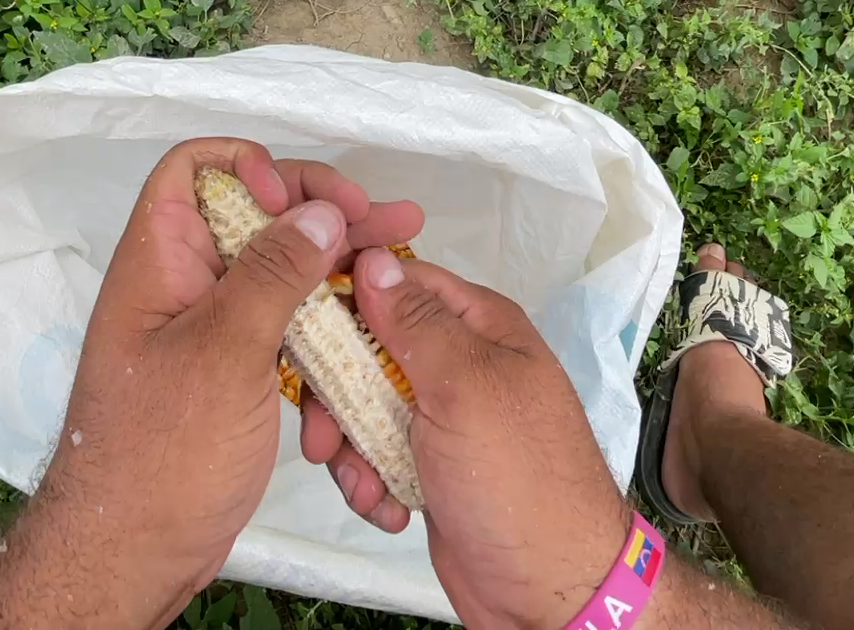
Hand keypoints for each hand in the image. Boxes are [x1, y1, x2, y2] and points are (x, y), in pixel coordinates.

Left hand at [15, 139, 421, 628]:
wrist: (136, 553)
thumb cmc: (163, 450)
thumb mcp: (223, 350)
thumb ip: (273, 274)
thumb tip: (320, 211)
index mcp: (163, 258)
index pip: (193, 170)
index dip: (245, 165)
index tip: (292, 199)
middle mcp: (191, 277)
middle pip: (257, 212)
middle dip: (322, 207)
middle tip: (386, 214)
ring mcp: (220, 318)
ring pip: (283, 263)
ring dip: (339, 253)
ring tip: (402, 240)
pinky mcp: (244, 355)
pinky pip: (290, 313)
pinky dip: (328, 309)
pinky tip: (371, 308)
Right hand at [301, 250, 629, 628]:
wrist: (550, 594)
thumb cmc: (515, 475)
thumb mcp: (464, 385)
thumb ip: (414, 322)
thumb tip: (371, 259)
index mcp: (477, 324)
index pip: (399, 281)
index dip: (350, 294)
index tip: (303, 319)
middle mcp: (457, 359)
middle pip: (370, 345)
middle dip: (338, 389)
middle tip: (320, 435)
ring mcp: (439, 413)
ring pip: (364, 400)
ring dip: (350, 443)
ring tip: (360, 484)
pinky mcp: (425, 460)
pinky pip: (375, 448)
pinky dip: (370, 477)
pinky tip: (385, 507)